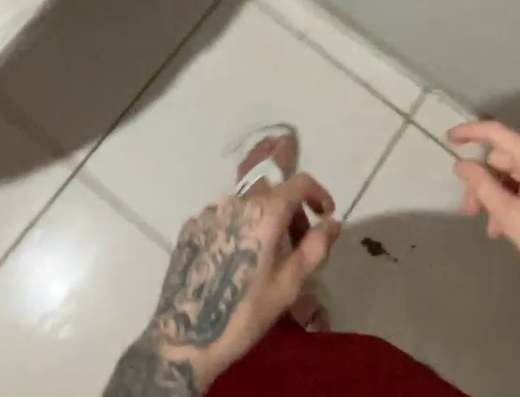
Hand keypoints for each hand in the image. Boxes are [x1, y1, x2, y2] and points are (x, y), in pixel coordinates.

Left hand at [106, 175, 339, 394]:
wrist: (186, 337)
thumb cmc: (246, 311)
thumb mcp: (290, 284)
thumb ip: (317, 246)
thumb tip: (332, 221)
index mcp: (265, 211)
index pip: (300, 182)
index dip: (318, 194)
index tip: (325, 214)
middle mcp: (236, 201)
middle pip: (273, 193)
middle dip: (291, 213)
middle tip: (296, 246)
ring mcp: (210, 211)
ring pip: (247, 204)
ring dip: (263, 220)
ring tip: (263, 256)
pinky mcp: (191, 225)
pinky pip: (224, 217)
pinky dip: (238, 228)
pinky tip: (235, 260)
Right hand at [450, 120, 519, 328]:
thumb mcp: (510, 217)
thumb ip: (482, 186)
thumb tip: (462, 164)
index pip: (498, 132)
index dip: (470, 132)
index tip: (448, 139)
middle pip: (509, 159)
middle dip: (487, 182)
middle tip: (471, 211)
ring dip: (503, 196)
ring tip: (494, 230)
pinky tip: (514, 226)